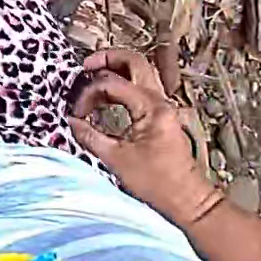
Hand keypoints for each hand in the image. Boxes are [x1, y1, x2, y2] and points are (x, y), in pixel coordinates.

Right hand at [69, 49, 222, 226]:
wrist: (188, 203)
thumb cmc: (157, 185)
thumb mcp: (115, 160)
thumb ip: (89, 135)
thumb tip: (72, 121)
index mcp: (151, 108)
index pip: (112, 84)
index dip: (89, 94)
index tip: (77, 112)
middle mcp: (160, 102)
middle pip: (135, 61)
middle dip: (108, 58)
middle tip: (86, 65)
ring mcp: (164, 107)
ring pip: (141, 71)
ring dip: (117, 68)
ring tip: (94, 75)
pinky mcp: (163, 116)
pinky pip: (142, 87)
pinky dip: (124, 84)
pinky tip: (109, 96)